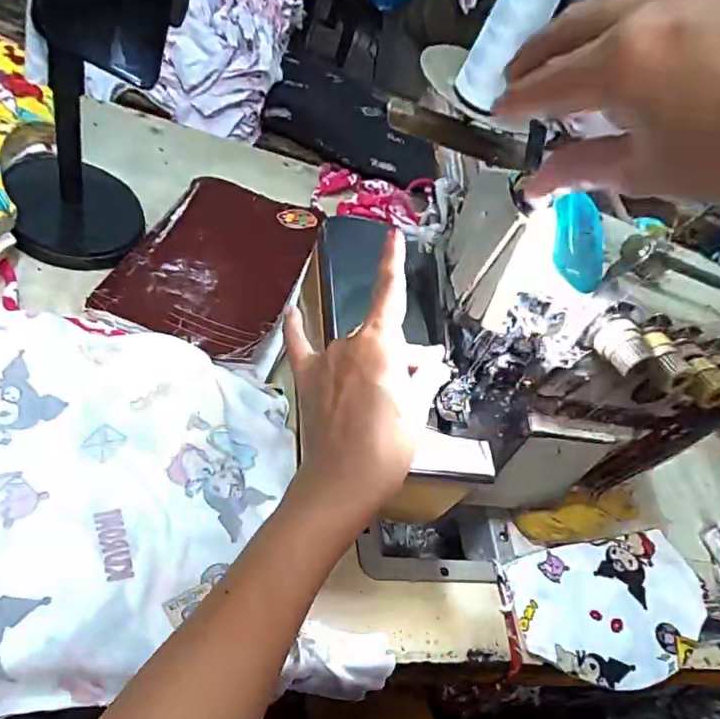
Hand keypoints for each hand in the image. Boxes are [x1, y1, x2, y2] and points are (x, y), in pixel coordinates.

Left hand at [281, 229, 449, 527]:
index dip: (393, 262)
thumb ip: (421, 379)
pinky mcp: (306, 380)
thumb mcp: (416, 413)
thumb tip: (426, 365)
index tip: (393, 235)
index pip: (389, 294)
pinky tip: (293, 312)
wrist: (342, 483)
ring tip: (380, 393)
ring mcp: (323, 362)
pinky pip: (300, 345)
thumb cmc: (387, 450)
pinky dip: (297, 328)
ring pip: (351, 347)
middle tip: (415, 383)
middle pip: (377, 335)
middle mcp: (347, 345)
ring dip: (367, 360)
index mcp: (380, 346)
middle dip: (397, 353)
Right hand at [494, 0, 719, 201]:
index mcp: (619, 64)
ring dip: (575, 21)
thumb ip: (588, 167)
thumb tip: (536, 182)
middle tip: (512, 76)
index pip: (546, 84)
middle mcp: (645, 6)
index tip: (494, 112)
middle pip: (568, 28)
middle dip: (533, 56)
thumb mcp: (656, 171)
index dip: (515, 102)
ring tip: (562, 44)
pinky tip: (628, 8)